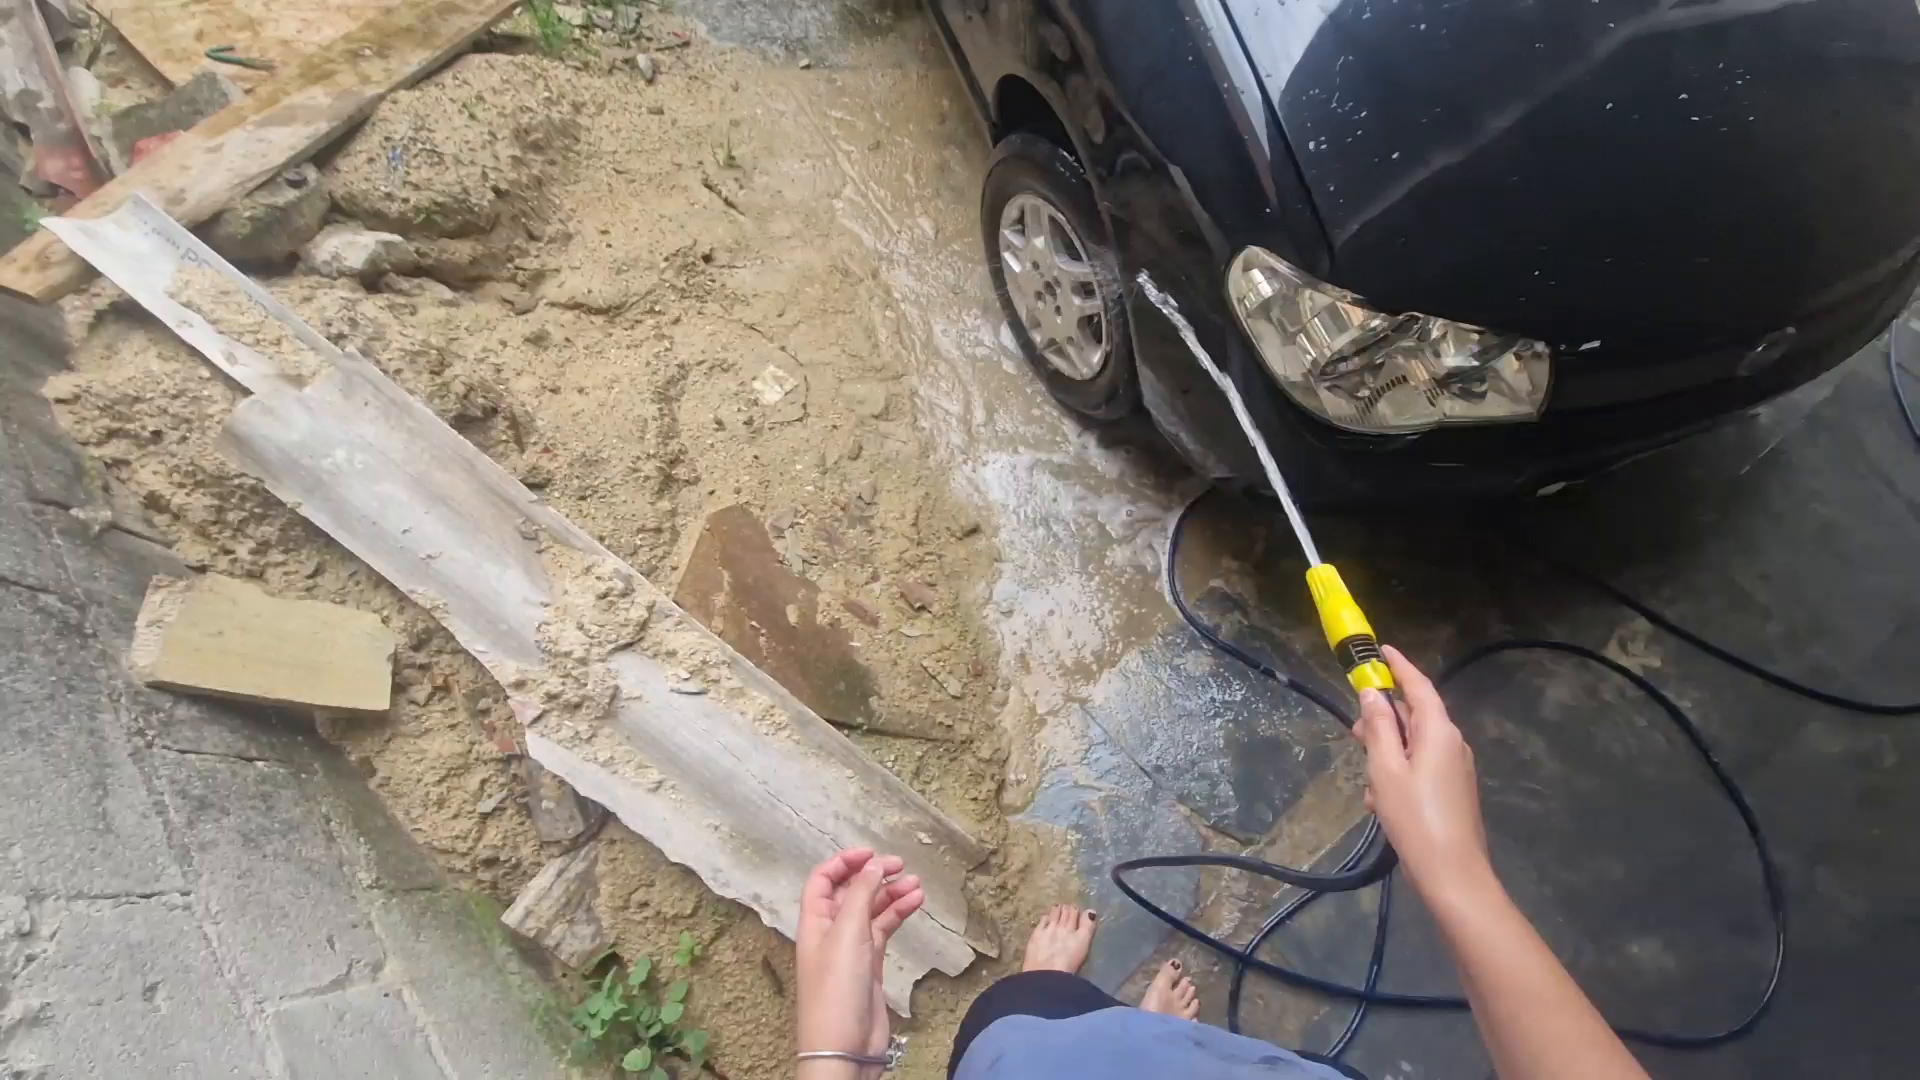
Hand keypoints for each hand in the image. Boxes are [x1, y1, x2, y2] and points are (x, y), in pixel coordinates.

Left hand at [795, 848, 924, 1073]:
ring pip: (872, 909)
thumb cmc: (837, 988)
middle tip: (901, 865)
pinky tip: (916, 902)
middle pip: (851, 891)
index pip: (823, 879)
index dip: (844, 862)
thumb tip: (874, 863)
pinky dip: (899, 913)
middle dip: (874, 875)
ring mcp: (851, 947)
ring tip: (917, 884)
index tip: (871, 853)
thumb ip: (861, 893)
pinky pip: (884, 928)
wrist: (845, 1049)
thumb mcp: (847, 933)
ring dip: (892, 893)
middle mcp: (831, 930)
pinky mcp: (870, 963)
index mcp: (814, 921)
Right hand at [1354, 645, 1493, 904]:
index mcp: (1439, 732)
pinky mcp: (1451, 789)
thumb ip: (1378, 727)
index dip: (1399, 666)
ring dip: (1385, 751)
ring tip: (1369, 781)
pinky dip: (1396, 771)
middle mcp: (1452, 744)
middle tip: (1354, 734)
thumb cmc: (1414, 816)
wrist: (1452, 874)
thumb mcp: (1385, 768)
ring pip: (1411, 743)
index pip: (1419, 687)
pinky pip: (1418, 765)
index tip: (1380, 650)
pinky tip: (1382, 800)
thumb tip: (1373, 694)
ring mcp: (1455, 768)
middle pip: (1413, 715)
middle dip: (1381, 719)